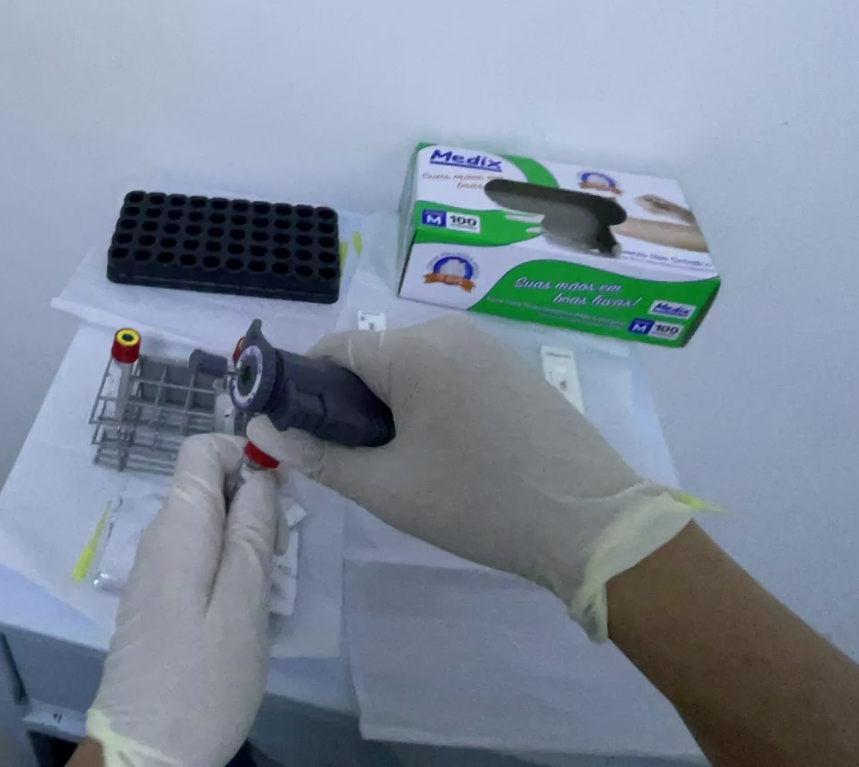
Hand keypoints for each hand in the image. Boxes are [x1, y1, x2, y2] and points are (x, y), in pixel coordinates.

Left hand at [85, 434, 280, 766]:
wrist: (142, 754)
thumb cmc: (201, 680)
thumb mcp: (243, 605)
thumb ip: (252, 533)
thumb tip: (260, 474)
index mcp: (178, 525)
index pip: (201, 449)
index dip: (242, 453)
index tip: (280, 491)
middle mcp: (160, 534)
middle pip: (208, 484)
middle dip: (252, 503)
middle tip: (277, 558)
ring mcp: (156, 566)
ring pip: (208, 520)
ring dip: (244, 538)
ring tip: (264, 590)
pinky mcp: (159, 595)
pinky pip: (197, 554)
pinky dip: (227, 564)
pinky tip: (243, 607)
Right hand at [245, 315, 691, 639]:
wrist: (596, 526)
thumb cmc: (479, 503)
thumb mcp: (388, 489)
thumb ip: (319, 456)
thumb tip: (263, 429)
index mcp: (413, 351)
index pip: (333, 349)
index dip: (308, 388)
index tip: (309, 432)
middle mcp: (447, 331)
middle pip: (372, 356)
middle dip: (353, 400)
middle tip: (363, 456)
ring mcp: (486, 345)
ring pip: (411, 364)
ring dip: (393, 401)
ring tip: (409, 457)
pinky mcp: (512, 365)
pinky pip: (448, 370)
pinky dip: (431, 398)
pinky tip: (452, 446)